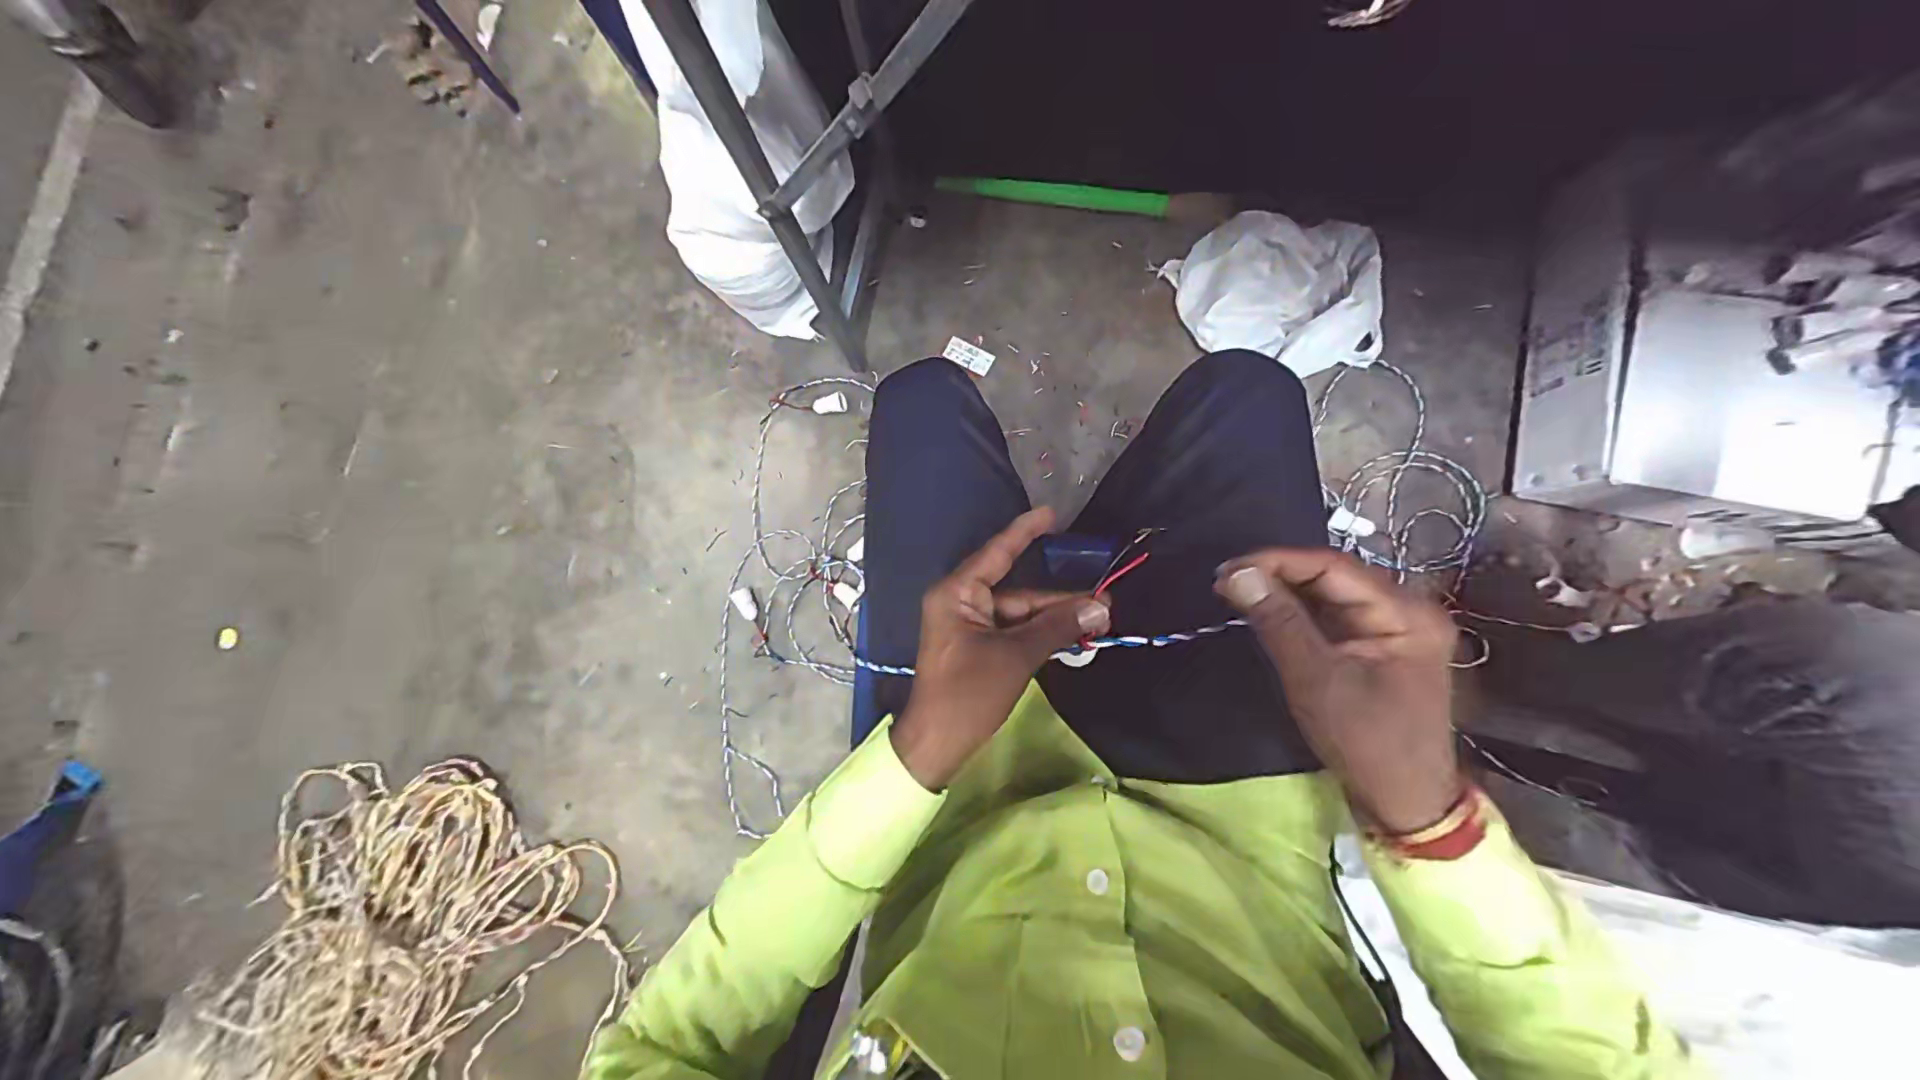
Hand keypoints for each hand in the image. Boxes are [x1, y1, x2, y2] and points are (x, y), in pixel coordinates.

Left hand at [891, 508, 1110, 789]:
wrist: (936, 744)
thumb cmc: (967, 693)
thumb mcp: (1016, 656)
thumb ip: (1057, 626)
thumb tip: (1101, 607)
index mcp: (957, 593)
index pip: (997, 553)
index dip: (1025, 532)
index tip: (1052, 514)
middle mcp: (960, 602)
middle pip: (1017, 590)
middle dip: (1058, 598)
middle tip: (1104, 601)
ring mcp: (968, 626)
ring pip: (1019, 614)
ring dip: (1054, 619)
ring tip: (1098, 621)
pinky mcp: (977, 647)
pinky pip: (1013, 631)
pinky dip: (1040, 634)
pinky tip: (1072, 636)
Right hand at [1215, 548, 1462, 833]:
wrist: (1405, 802)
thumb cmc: (1365, 742)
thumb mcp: (1315, 679)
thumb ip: (1278, 620)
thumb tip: (1236, 573)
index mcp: (1405, 614)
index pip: (1332, 567)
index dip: (1277, 561)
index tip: (1228, 569)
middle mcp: (1406, 610)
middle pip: (1332, 576)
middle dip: (1277, 574)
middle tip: (1225, 581)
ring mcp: (1394, 628)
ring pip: (1329, 594)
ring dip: (1283, 592)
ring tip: (1237, 593)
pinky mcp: (1377, 645)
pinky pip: (1331, 615)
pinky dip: (1296, 611)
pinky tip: (1265, 611)